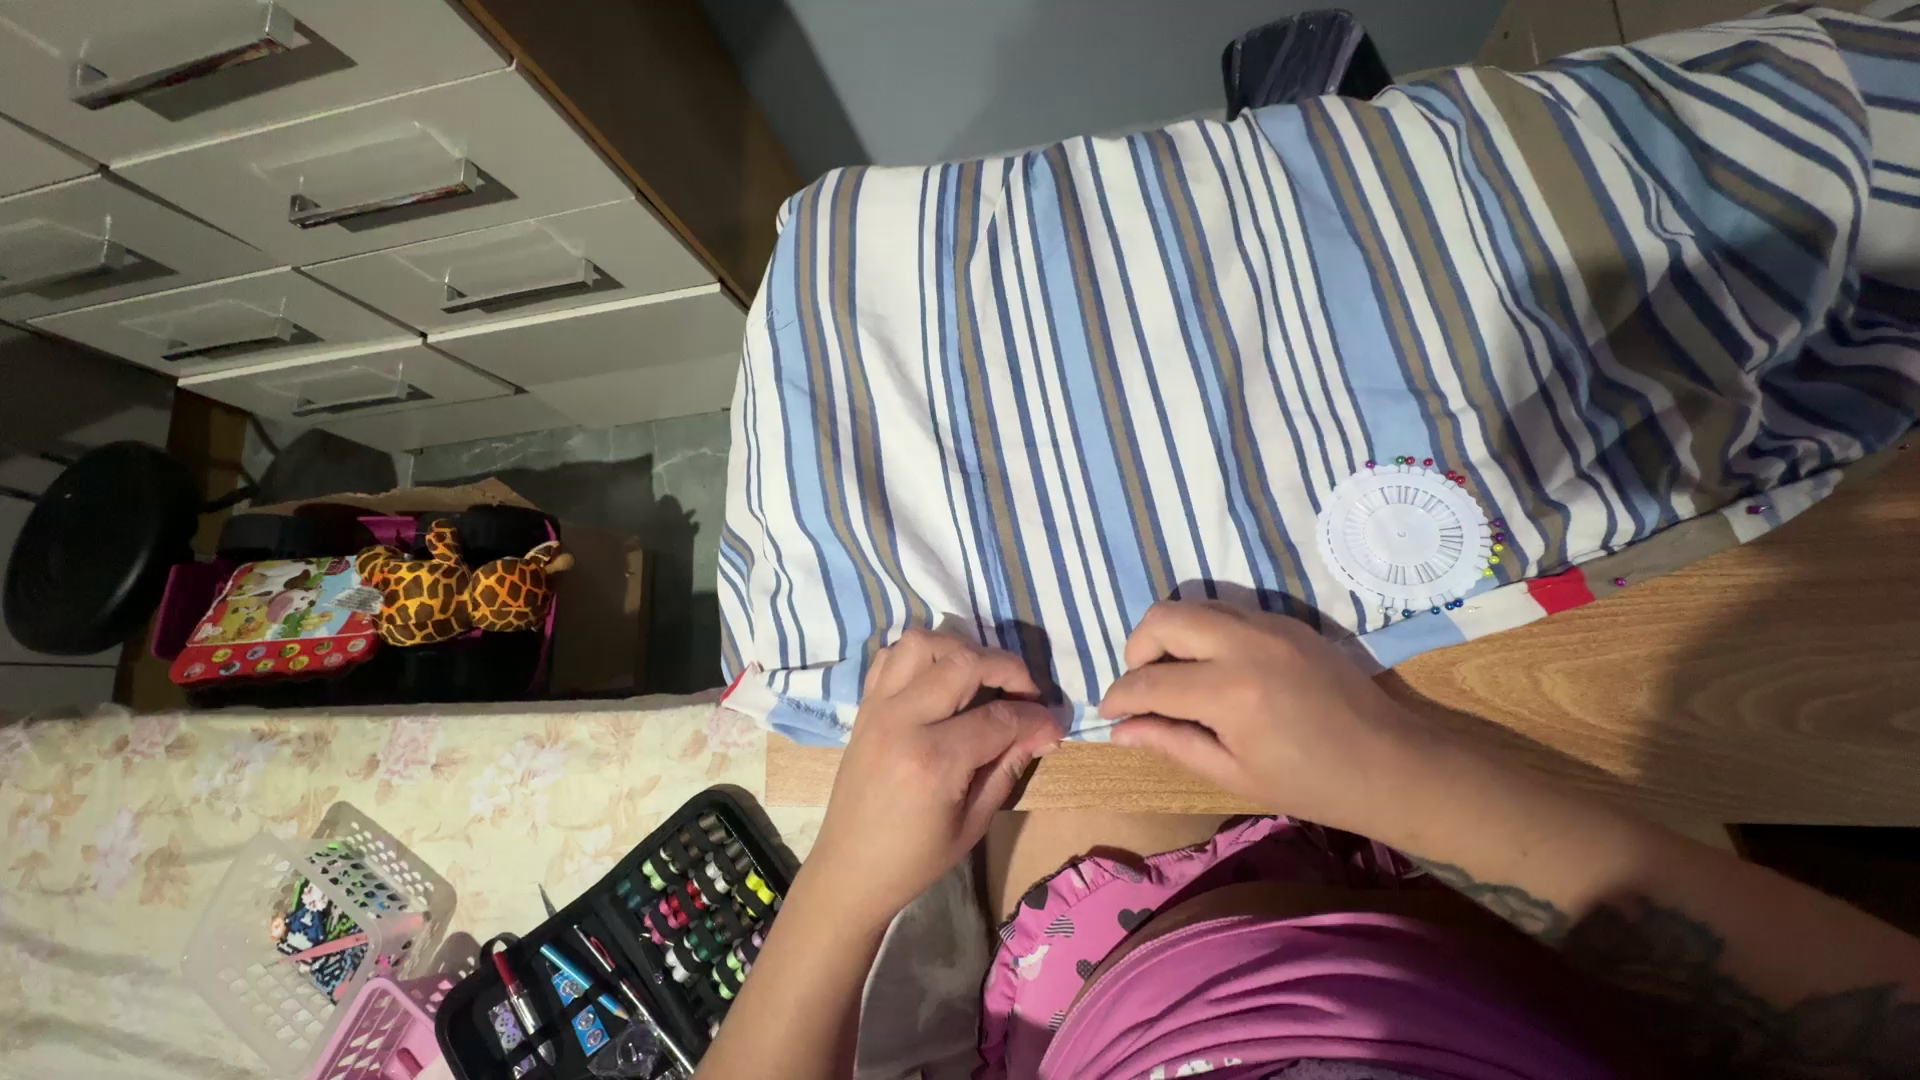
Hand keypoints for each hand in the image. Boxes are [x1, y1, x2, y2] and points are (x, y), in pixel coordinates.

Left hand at [808, 630, 1061, 923]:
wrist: (849, 868)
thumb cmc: (915, 858)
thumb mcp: (974, 822)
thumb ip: (1008, 767)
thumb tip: (1044, 731)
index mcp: (933, 761)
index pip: (999, 718)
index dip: (1036, 718)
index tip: (1054, 726)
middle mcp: (903, 721)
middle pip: (964, 663)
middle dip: (1007, 668)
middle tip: (1026, 692)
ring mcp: (878, 708)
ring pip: (922, 643)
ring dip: (961, 650)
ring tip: (982, 676)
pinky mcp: (865, 706)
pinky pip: (891, 656)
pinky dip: (922, 655)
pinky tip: (941, 678)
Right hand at [1098, 601, 1431, 833]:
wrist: (1395, 764)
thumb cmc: (1312, 785)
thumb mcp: (1233, 775)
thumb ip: (1171, 744)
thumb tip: (1119, 731)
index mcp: (1230, 692)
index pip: (1149, 681)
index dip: (1119, 696)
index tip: (1108, 712)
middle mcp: (1244, 644)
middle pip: (1162, 618)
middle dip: (1137, 650)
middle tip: (1142, 686)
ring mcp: (1268, 625)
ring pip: (1192, 605)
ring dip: (1169, 635)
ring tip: (1174, 675)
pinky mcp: (1286, 621)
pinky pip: (1225, 610)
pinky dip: (1202, 631)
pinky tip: (1212, 667)